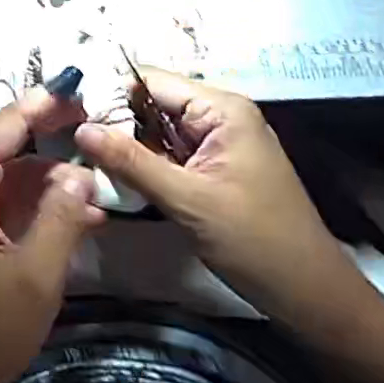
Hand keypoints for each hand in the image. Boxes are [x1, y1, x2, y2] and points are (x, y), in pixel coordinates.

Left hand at [0, 90, 103, 382]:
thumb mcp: (32, 276)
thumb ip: (61, 218)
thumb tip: (82, 171)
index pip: (6, 124)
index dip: (43, 103)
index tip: (77, 82)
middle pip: (9, 143)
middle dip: (52, 132)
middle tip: (98, 119)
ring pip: (12, 174)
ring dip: (53, 175)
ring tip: (103, 171)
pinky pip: (7, 201)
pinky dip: (41, 203)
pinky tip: (83, 213)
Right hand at [74, 69, 375, 329]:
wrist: (314, 301)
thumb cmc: (258, 244)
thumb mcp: (188, 201)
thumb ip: (131, 161)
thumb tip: (79, 128)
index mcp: (221, 108)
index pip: (149, 81)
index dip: (108, 92)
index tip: (69, 110)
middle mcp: (217, 114)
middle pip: (148, 101)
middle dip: (112, 119)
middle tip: (71, 135)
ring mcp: (214, 140)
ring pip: (152, 127)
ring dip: (123, 142)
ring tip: (84, 153)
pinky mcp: (209, 164)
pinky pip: (163, 149)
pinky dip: (140, 160)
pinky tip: (113, 172)